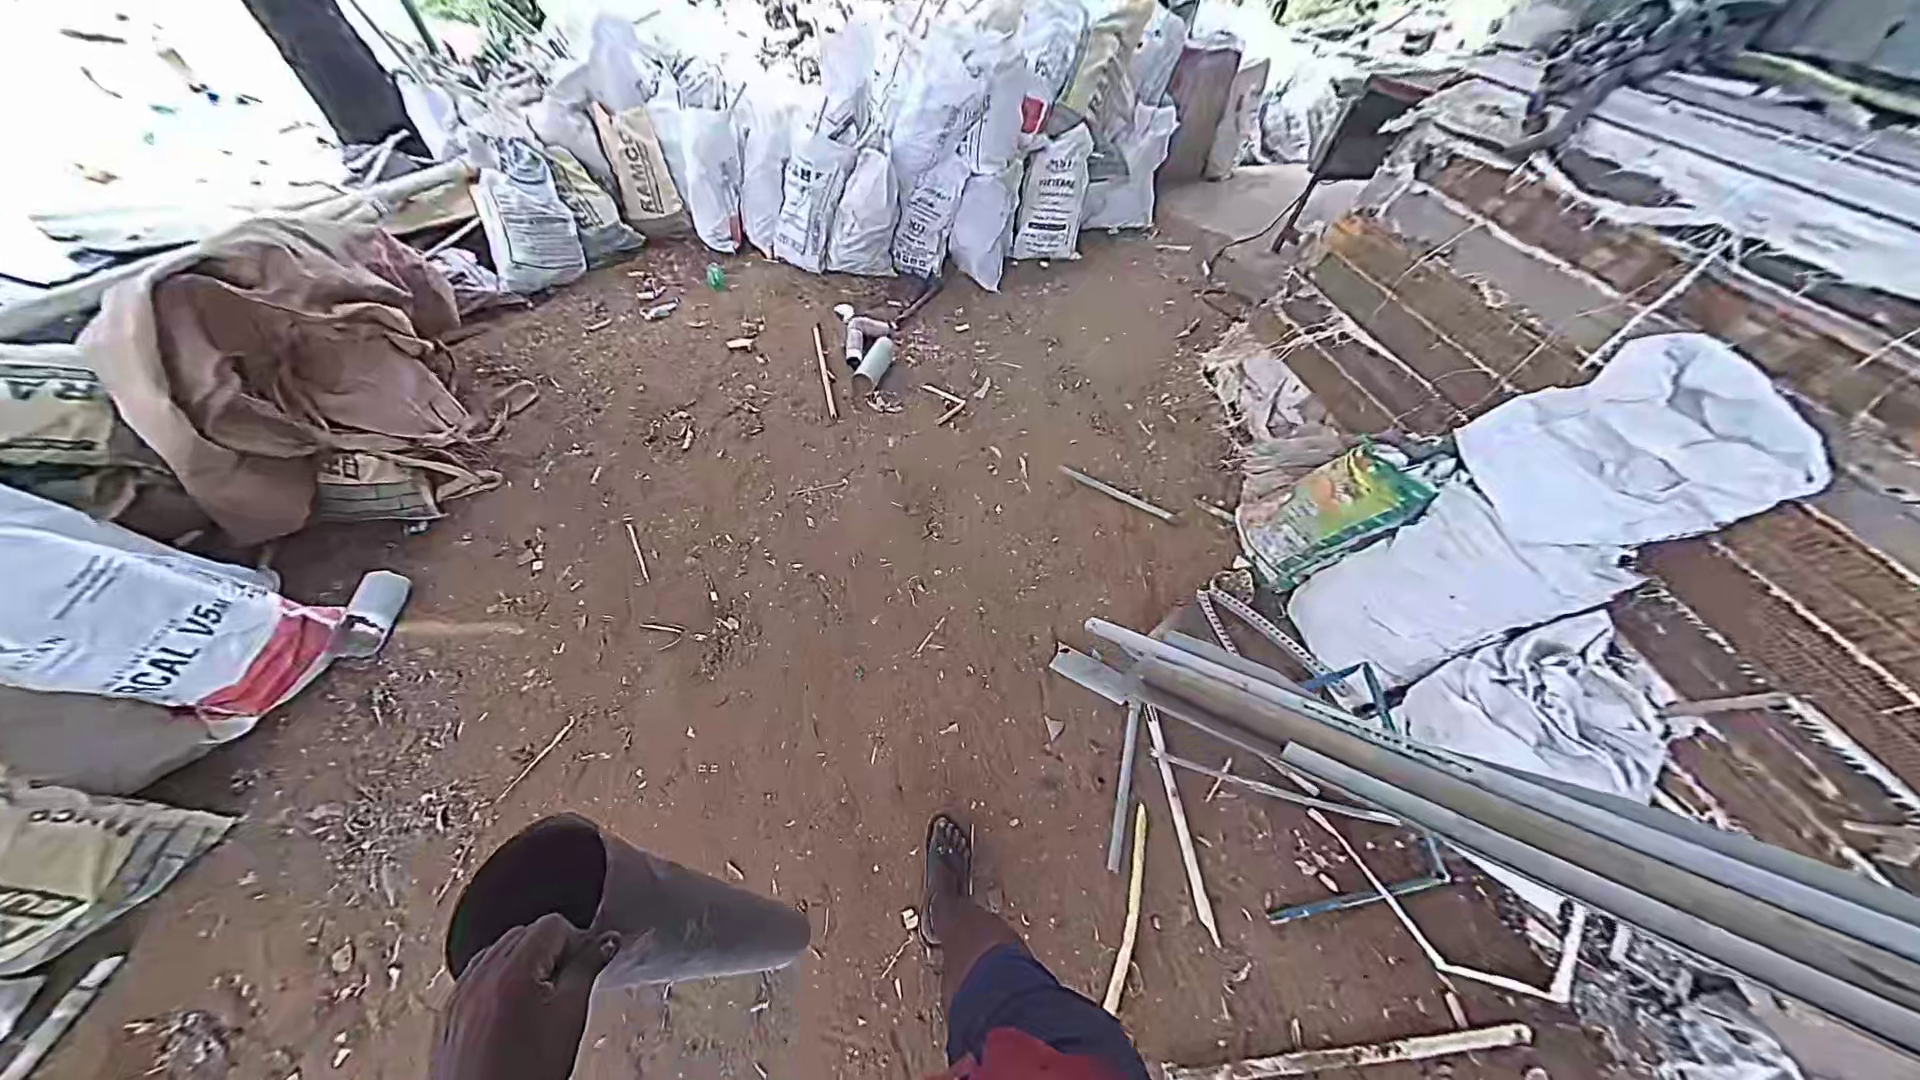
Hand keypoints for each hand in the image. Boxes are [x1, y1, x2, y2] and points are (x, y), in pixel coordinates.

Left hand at [431, 912, 619, 1079]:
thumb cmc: (526, 1073)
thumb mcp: (570, 1013)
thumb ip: (588, 966)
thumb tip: (606, 941)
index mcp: (512, 972)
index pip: (552, 925)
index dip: (575, 940)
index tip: (583, 964)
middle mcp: (480, 978)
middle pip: (525, 933)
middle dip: (550, 948)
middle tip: (565, 980)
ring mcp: (459, 997)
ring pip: (500, 950)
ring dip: (524, 960)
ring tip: (540, 994)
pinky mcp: (447, 1017)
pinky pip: (478, 975)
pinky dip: (499, 978)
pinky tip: (513, 1006)